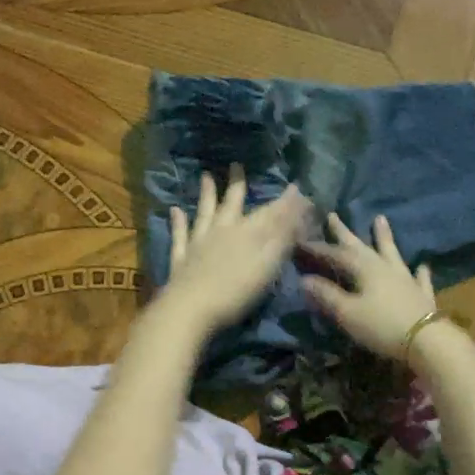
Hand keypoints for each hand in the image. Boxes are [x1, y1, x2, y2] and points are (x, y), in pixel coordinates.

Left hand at [162, 168, 309, 334]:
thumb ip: (284, 234)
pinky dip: (178, 222)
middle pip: (231, 204)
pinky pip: (179, 236)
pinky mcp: (180, 261)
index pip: (269, 212)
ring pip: (204, 214)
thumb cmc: (236, 291)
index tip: (295, 186)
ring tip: (205, 176)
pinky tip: (174, 211)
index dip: (284, 201)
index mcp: (246, 233)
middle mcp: (222, 231)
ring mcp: (198, 244)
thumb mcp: (268, 263)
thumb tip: (299, 206)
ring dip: (206, 195)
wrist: (191, 309)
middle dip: (237, 185)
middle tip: (236, 164)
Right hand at [299, 213, 443, 359]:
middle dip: (345, 233)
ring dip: (384, 237)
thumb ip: (326, 295)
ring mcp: (406, 279)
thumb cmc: (381, 326)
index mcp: (364, 268)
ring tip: (380, 219)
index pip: (336, 254)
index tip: (301, 241)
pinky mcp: (421, 295)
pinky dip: (418, 272)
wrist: (427, 341)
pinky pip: (419, 278)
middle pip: (361, 246)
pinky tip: (421, 267)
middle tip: (334, 215)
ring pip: (392, 253)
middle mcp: (384, 267)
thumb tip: (305, 279)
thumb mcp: (347, 312)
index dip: (318, 249)